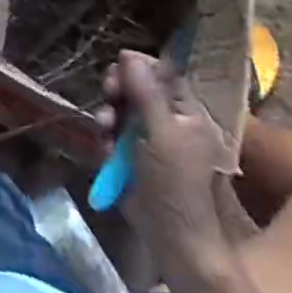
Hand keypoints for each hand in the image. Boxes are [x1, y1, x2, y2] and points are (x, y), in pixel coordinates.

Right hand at [98, 51, 234, 260]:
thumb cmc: (176, 182)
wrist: (172, 239)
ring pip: (122, 113)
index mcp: (187, 113)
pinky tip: (105, 150)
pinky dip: (107, 141)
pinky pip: (114, 138)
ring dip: (109, 115)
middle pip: (138, 91)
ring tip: (104, 125)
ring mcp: (149, 142)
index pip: (163, 75)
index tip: (119, 64)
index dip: (140, 67)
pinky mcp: (132, 160)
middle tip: (108, 91)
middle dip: (119, 89)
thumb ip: (145, 92)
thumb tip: (129, 53)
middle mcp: (169, 123)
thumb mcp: (161, 132)